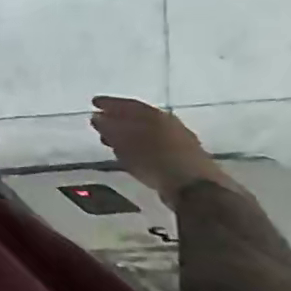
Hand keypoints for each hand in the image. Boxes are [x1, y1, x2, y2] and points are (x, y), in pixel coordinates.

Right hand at [90, 96, 231, 204]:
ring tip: (111, 137)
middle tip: (100, 119)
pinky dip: (141, 143)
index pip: (129, 104)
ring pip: (149, 130)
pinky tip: (131, 151)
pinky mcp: (185, 156)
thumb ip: (109, 128)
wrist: (196, 188)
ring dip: (129, 132)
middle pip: (141, 116)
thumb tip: (97, 117)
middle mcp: (171, 124)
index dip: (110, 103)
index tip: (94, 102)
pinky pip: (156, 143)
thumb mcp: (123, 143)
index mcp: (155, 116)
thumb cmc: (153, 161)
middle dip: (120, 117)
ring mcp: (181, 141)